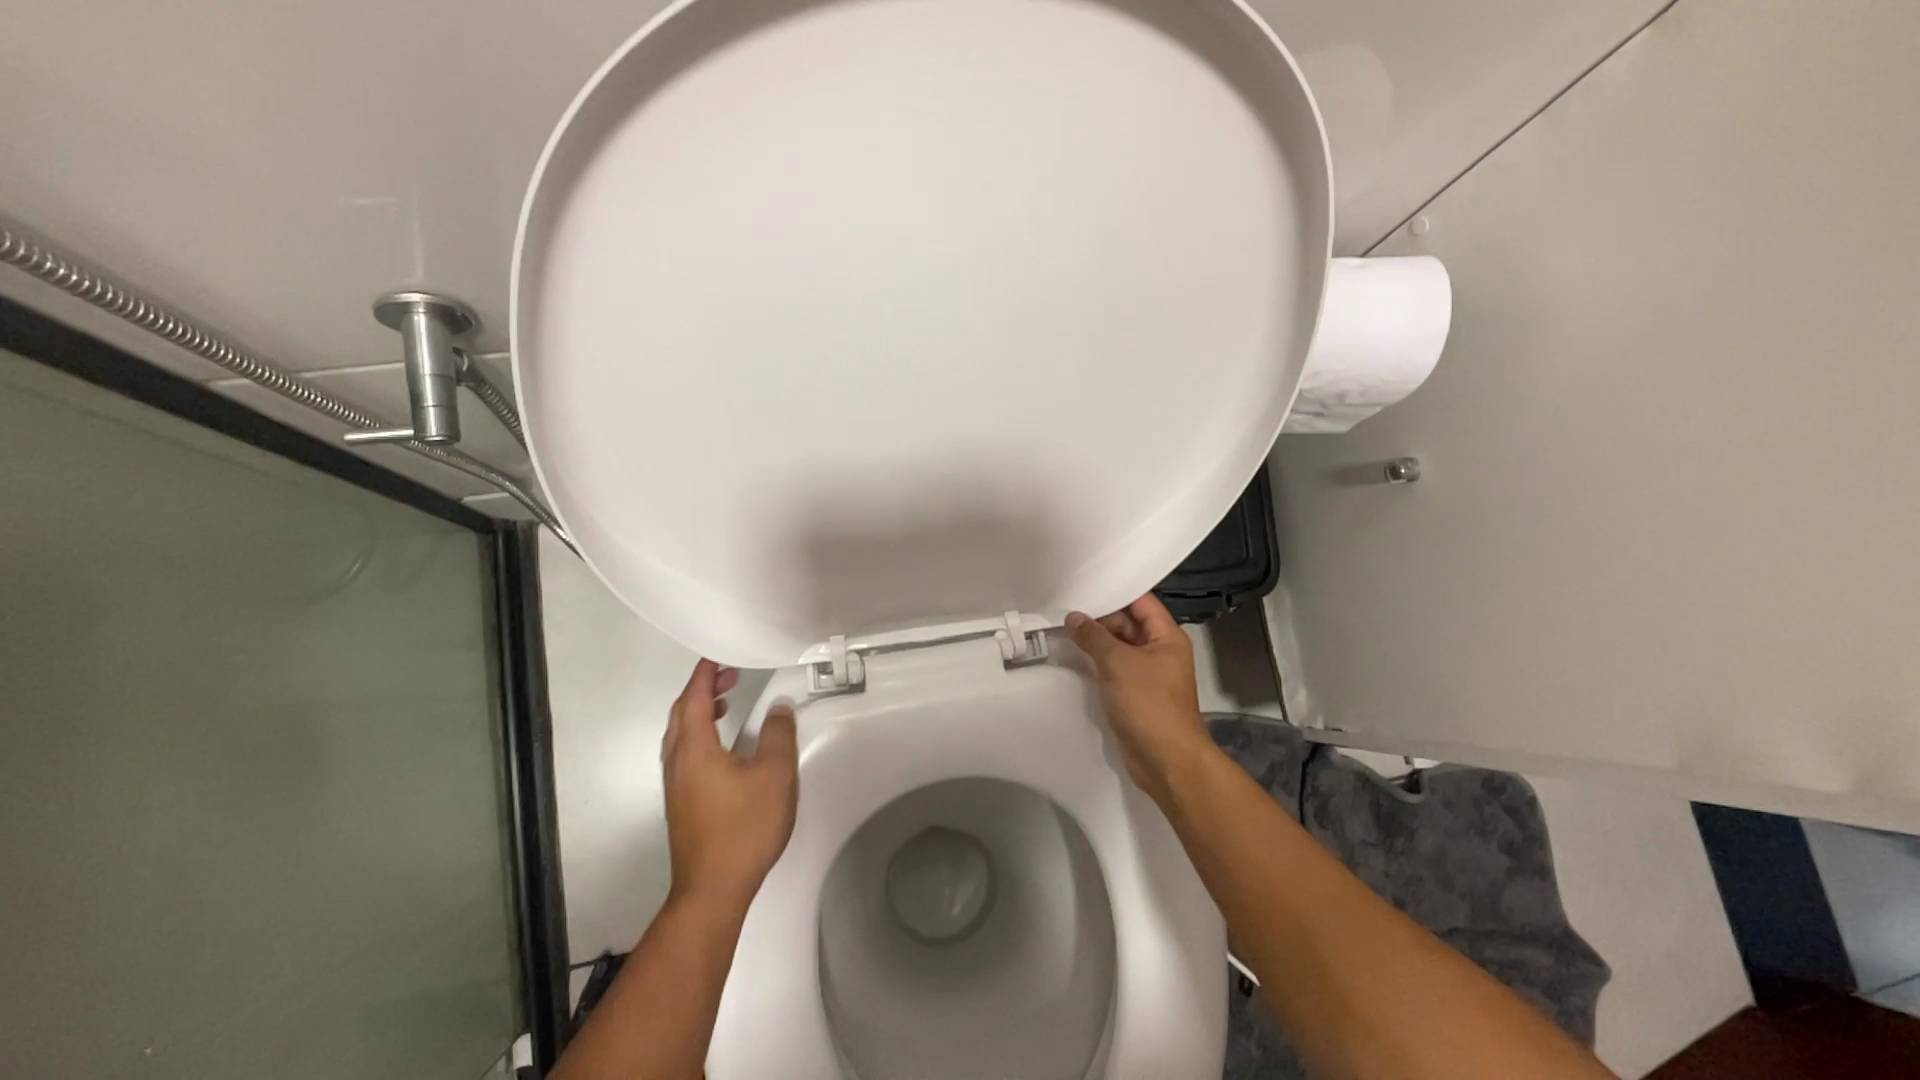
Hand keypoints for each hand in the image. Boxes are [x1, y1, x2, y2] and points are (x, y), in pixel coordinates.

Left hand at [662, 659, 798, 912]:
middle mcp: (677, 761)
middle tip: (730, 677)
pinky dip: (701, 735)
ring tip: (728, 705)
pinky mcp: (681, 803)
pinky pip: (685, 754)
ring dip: (701, 713)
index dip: (706, 673)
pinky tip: (725, 749)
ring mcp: (676, 785)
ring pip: (681, 735)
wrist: (713, 888)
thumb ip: (778, 736)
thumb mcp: (774, 776)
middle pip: (682, 713)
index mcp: (694, 748)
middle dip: (703, 689)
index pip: (695, 697)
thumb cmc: (744, 827)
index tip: (720, 656)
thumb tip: (778, 709)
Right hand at [1066, 594, 1211, 803]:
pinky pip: (1114, 671)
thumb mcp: (1118, 662)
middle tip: (1064, 611)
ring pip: (1119, 649)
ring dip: (1095, 643)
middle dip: (1099, 619)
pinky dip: (1097, 665)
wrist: (1165, 759)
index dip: (1115, 593)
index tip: (1084, 587)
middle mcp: (1160, 652)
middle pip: (1128, 625)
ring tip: (1062, 631)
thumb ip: (1094, 636)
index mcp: (1168, 637)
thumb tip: (1074, 618)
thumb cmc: (1148, 703)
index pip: (1142, 603)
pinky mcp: (1135, 696)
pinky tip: (1073, 660)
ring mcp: (1148, 676)